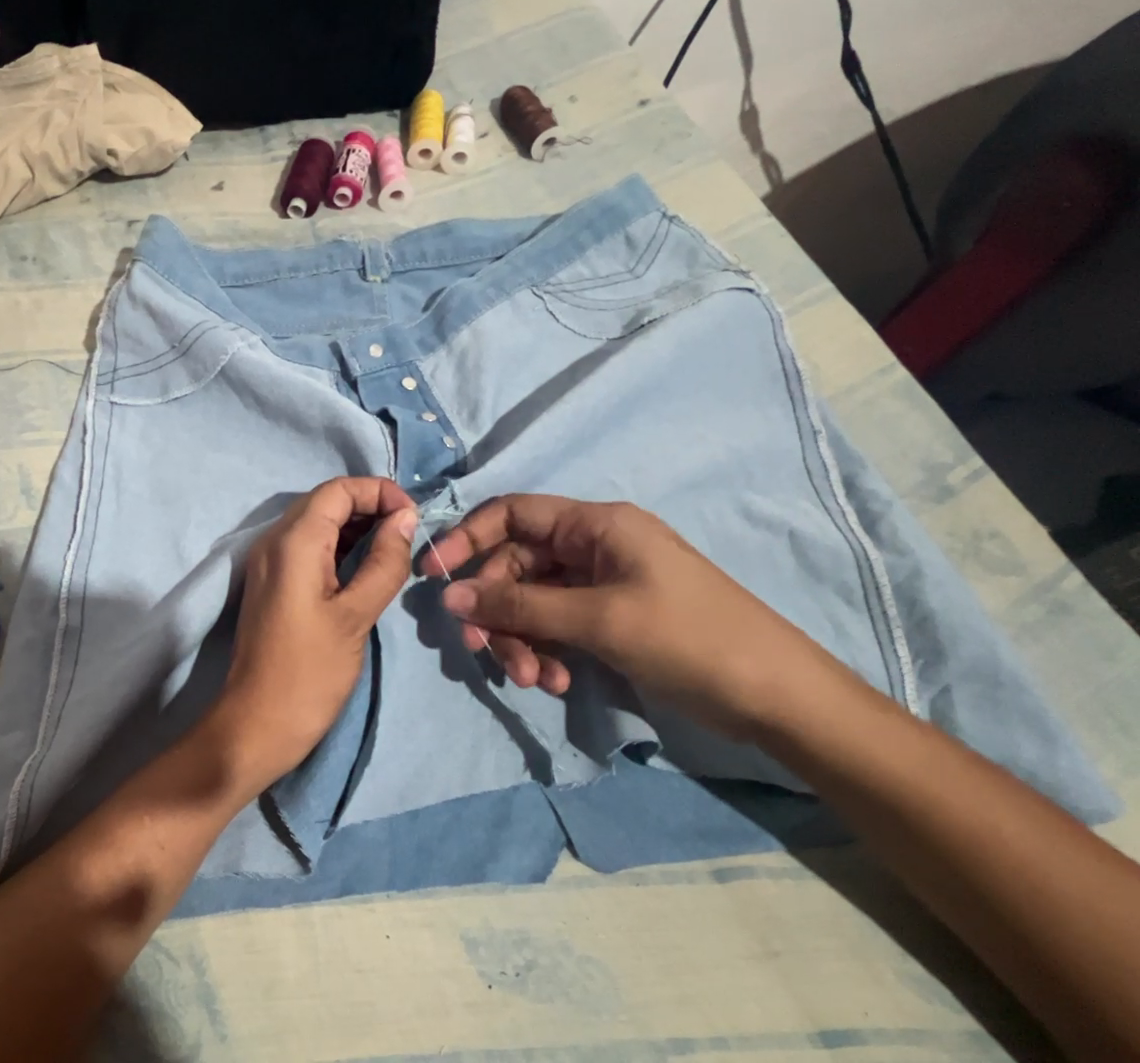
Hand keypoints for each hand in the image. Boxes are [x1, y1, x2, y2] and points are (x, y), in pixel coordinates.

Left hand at [211, 477, 417, 787]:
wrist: (258, 722)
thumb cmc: (310, 673)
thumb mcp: (356, 616)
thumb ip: (383, 563)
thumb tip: (404, 520)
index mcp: (292, 542)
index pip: (337, 490)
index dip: (378, 492)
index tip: (414, 516)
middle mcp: (274, 543)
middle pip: (325, 502)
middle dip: (370, 507)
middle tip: (410, 533)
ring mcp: (269, 564)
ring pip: (317, 525)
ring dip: (357, 528)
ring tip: (397, 550)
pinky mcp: (272, 585)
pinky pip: (308, 549)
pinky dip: (339, 548)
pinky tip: (368, 567)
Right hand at [422, 494, 835, 738]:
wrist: (776, 697)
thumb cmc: (689, 639)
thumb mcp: (597, 620)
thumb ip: (518, 607)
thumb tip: (448, 596)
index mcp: (597, 526)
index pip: (513, 514)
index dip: (468, 539)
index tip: (434, 577)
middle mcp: (594, 548)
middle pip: (515, 566)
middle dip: (496, 609)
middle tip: (482, 650)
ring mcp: (602, 586)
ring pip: (531, 602)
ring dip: (519, 638)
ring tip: (530, 677)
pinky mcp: (609, 621)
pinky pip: (555, 627)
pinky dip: (544, 652)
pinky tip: (552, 681)